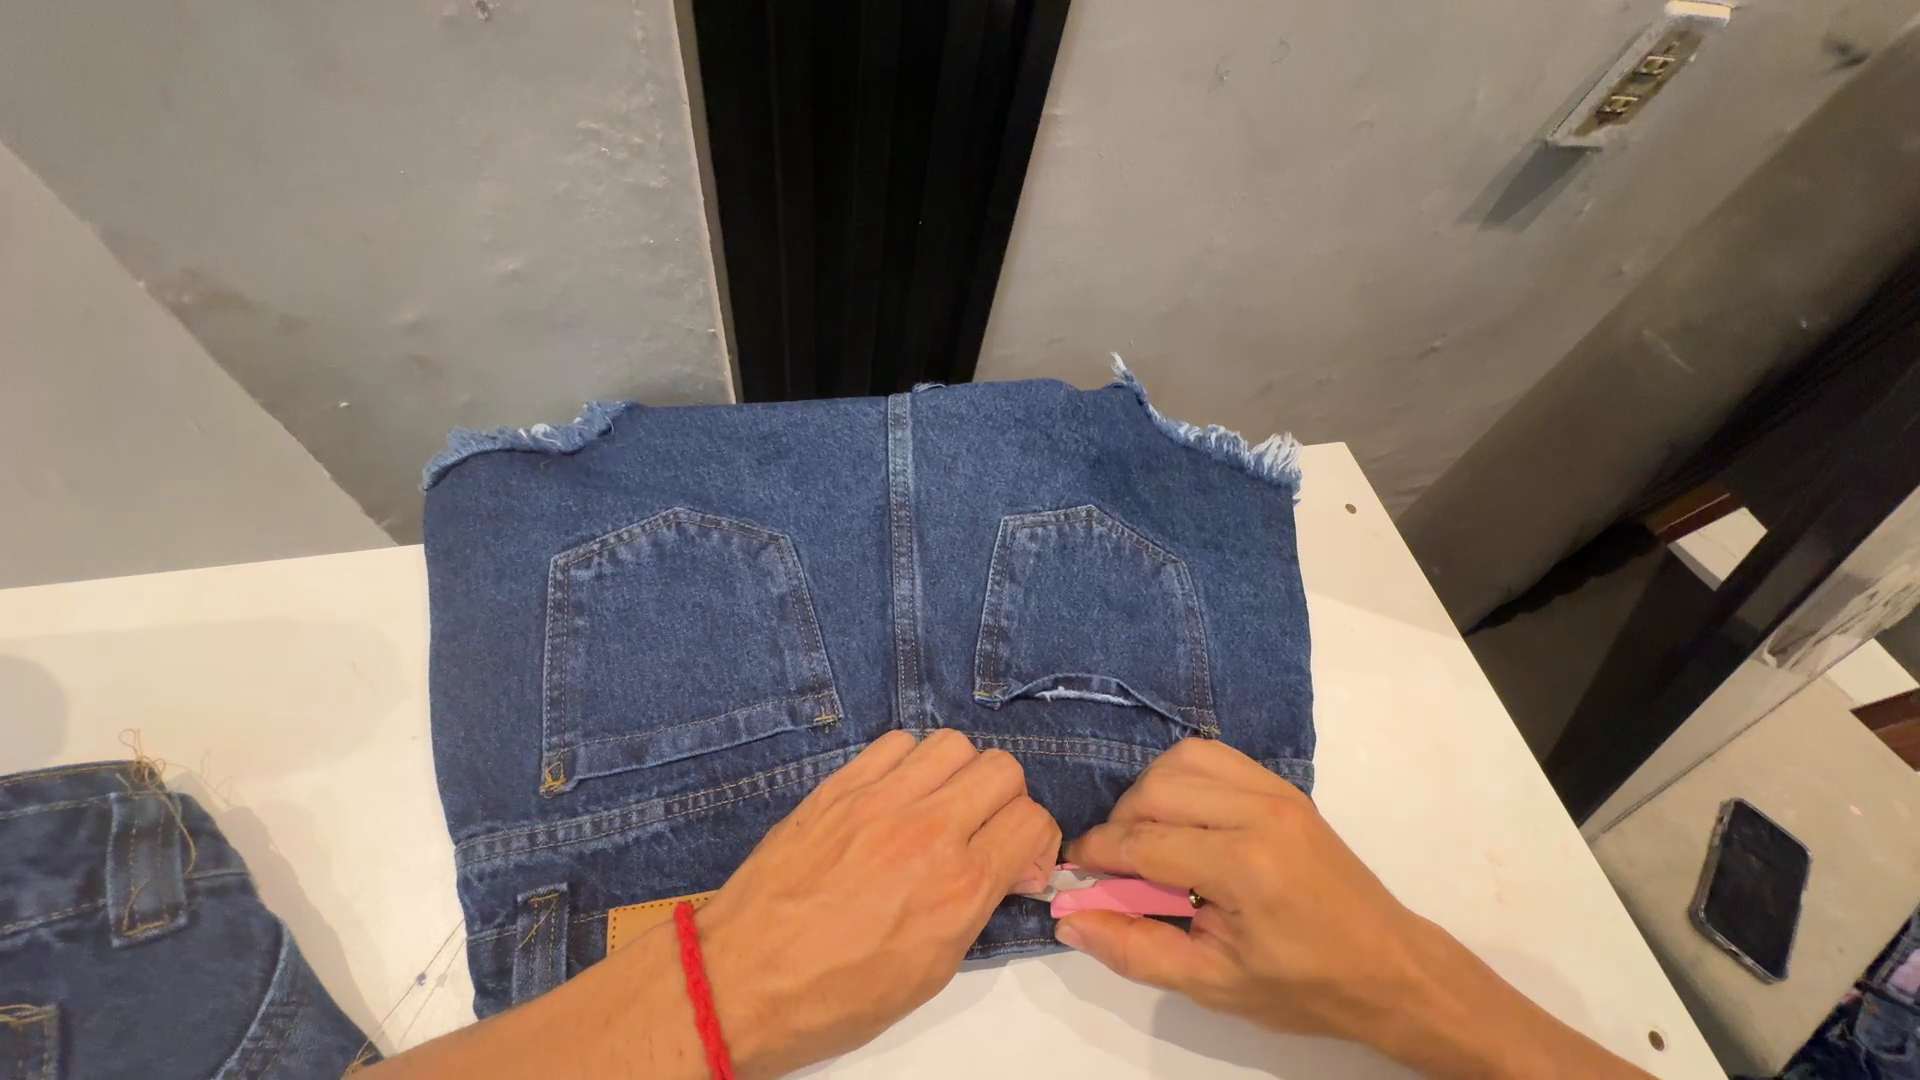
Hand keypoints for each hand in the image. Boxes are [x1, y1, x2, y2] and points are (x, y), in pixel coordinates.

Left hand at [699, 729, 1060, 1078]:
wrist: (743, 978)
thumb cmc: (836, 993)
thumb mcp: (930, 972)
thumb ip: (978, 905)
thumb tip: (1006, 865)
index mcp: (957, 888)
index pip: (1032, 821)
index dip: (1037, 840)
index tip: (1018, 859)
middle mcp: (927, 831)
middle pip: (1002, 769)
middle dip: (1007, 799)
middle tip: (985, 829)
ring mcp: (880, 799)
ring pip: (954, 744)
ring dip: (961, 773)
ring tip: (942, 805)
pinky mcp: (841, 785)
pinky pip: (897, 742)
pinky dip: (910, 761)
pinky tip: (898, 793)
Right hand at [1056, 739, 1651, 1079]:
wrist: (1392, 968)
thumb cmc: (1303, 986)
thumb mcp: (1213, 984)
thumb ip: (1134, 949)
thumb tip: (1069, 919)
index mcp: (1244, 867)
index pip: (1143, 842)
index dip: (1097, 855)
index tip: (1074, 871)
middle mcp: (1258, 812)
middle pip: (1155, 791)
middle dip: (1120, 825)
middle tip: (1116, 865)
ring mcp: (1275, 790)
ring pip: (1180, 760)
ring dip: (1148, 794)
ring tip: (1148, 837)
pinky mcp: (1282, 784)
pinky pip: (1211, 755)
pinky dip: (1181, 776)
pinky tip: (1182, 814)